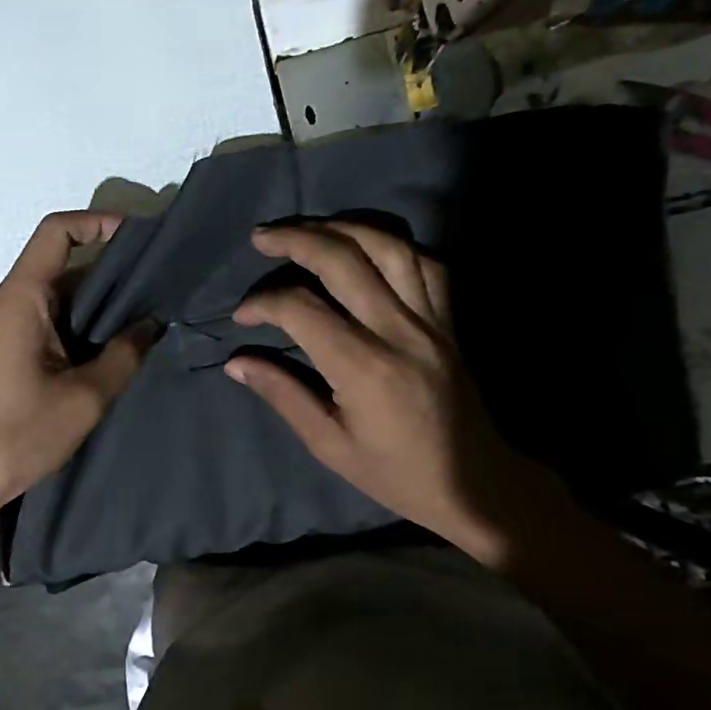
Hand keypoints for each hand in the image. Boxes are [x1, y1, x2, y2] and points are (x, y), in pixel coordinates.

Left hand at [0, 211, 159, 534]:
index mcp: (20, 300)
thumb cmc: (15, 437)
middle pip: (62, 266)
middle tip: (160, 290)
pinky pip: (46, 322)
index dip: (97, 222)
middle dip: (112, 272)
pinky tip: (110, 351)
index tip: (139, 236)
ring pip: (57, 298)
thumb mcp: (85, 398)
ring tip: (145, 322)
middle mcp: (6, 304)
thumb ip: (125, 354)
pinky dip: (79, 326)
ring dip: (98, 305)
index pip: (55, 232)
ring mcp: (0, 329)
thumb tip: (153, 323)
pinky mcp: (1, 354)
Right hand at [225, 222, 566, 564]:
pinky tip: (367, 246)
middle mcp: (398, 331)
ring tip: (309, 228)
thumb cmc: (395, 473)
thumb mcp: (329, 445)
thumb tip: (236, 362)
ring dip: (342, 227)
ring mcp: (430, 320)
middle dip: (295, 239)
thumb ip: (283, 394)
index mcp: (363, 368)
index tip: (243, 316)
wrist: (474, 483)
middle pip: (343, 259)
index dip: (262, 302)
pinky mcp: (449, 320)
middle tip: (262, 237)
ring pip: (387, 247)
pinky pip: (426, 263)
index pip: (300, 308)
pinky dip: (393, 245)